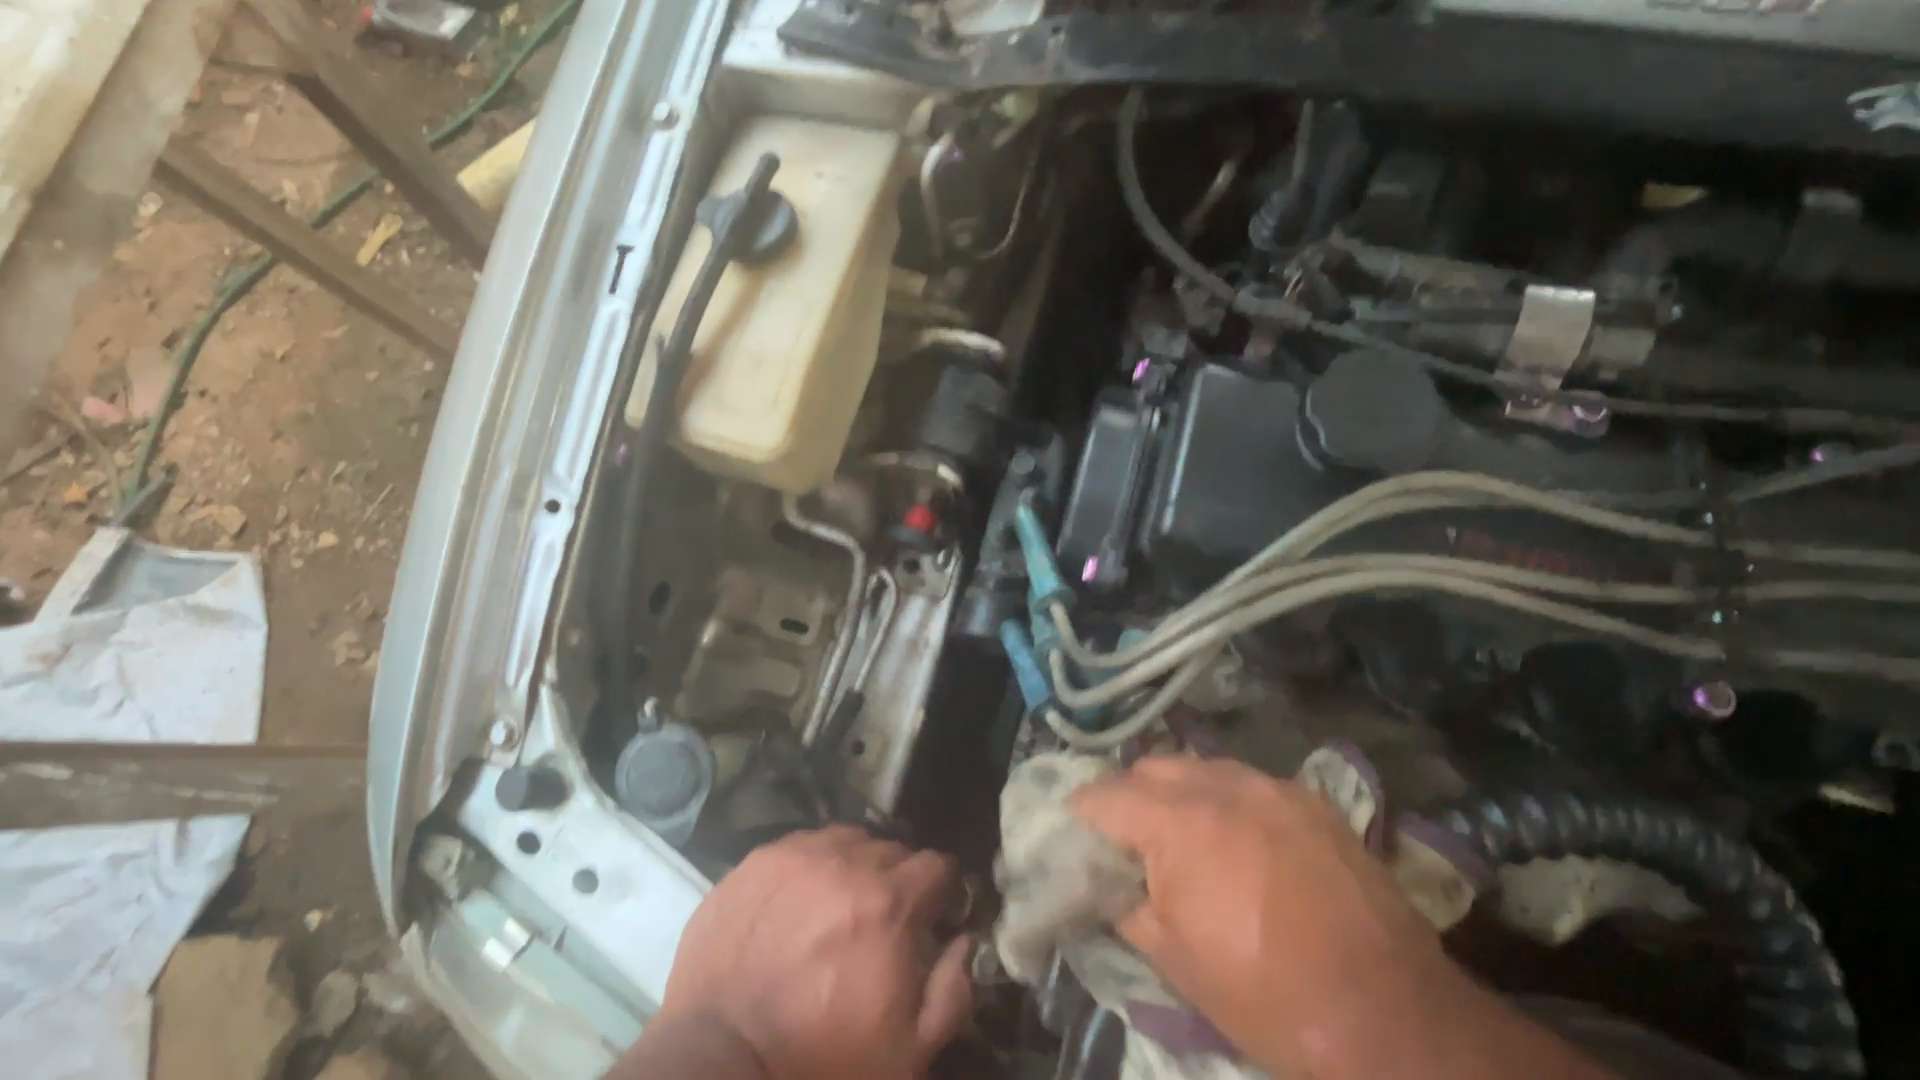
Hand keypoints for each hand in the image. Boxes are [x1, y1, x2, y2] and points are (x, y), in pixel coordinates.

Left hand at [652, 827, 972, 1079]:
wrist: (720, 1061)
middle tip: (880, 920)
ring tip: (837, 905)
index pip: (936, 865)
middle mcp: (843, 864)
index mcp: (888, 902)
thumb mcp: (909, 1049)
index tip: (930, 916)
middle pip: (891, 850)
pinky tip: (798, 903)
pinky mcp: (752, 864)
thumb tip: (965, 942)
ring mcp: (792, 858)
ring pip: (843, 840)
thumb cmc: (822, 1058)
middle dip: (896, 880)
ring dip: (852, 865)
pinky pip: (798, 847)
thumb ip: (954, 990)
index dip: (939, 892)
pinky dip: (809, 866)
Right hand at [1071, 756, 1466, 1078]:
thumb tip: (1105, 883)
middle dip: (1128, 796)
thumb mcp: (1172, 958)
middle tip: (1125, 841)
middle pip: (1153, 767)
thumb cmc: (1265, 993)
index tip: (1071, 833)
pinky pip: (1252, 785)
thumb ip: (1125, 904)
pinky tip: (1239, 843)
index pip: (1105, 795)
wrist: (1387, 1013)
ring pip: (1205, 768)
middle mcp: (1225, 786)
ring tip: (1181, 839)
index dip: (1079, 813)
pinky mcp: (1315, 804)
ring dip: (1180, 793)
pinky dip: (1228, 802)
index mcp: (1179, 822)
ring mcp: (1276, 788)